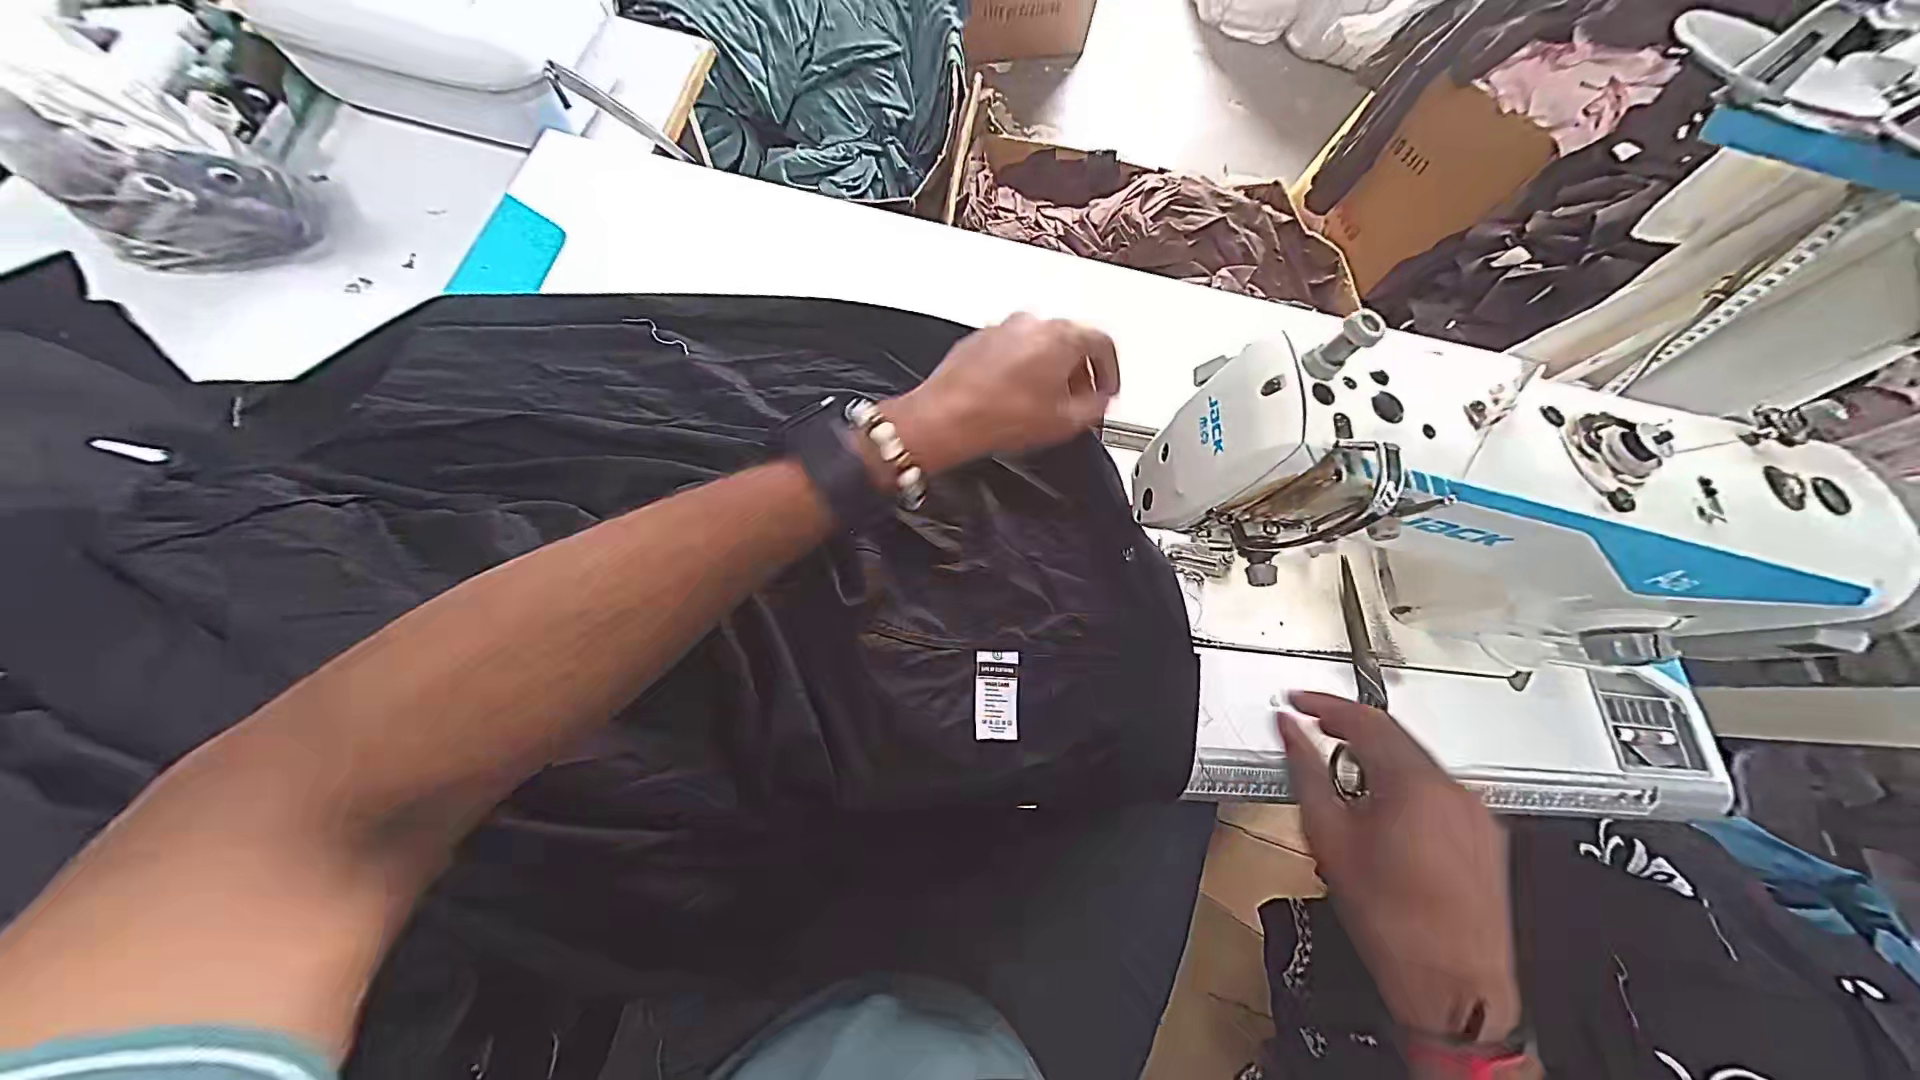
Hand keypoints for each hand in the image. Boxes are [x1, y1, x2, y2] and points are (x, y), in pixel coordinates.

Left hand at [883, 313, 1119, 472]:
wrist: (947, 417)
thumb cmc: (996, 416)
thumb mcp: (1066, 422)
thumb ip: (1097, 407)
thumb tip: (1101, 401)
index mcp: (1061, 335)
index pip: (1103, 343)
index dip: (1111, 371)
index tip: (1106, 389)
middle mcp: (1032, 323)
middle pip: (1071, 341)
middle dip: (1079, 372)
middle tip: (1079, 399)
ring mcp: (1002, 328)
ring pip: (1040, 345)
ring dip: (1049, 370)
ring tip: (1045, 402)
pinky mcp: (979, 340)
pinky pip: (1011, 350)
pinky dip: (1021, 368)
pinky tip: (1016, 397)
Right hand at [1277, 692, 1521, 1043]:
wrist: (1451, 986)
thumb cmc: (1393, 923)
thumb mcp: (1327, 834)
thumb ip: (1304, 769)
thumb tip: (1287, 730)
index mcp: (1415, 786)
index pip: (1364, 719)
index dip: (1323, 704)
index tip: (1298, 701)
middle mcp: (1455, 792)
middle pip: (1393, 734)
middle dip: (1347, 726)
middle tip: (1311, 725)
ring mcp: (1475, 814)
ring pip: (1415, 759)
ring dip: (1374, 753)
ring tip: (1339, 768)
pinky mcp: (1484, 834)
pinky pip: (1436, 786)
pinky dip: (1401, 779)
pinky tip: (1378, 801)